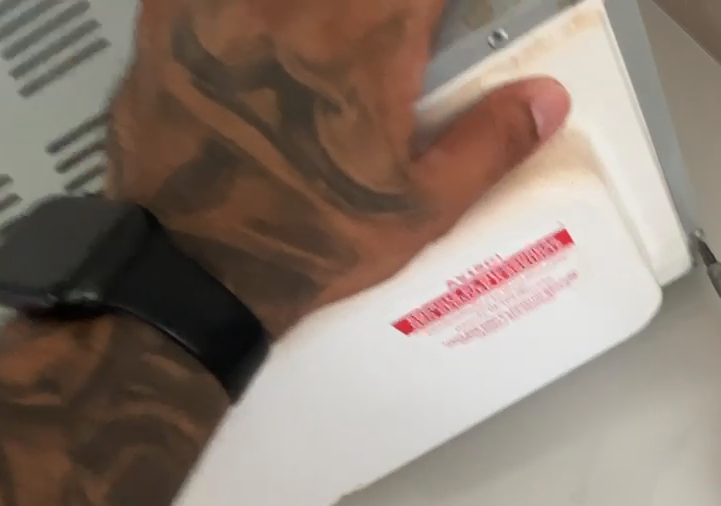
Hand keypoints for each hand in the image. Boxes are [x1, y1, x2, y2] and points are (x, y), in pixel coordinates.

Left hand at [108, 0, 571, 332]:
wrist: (204, 263)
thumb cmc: (317, 237)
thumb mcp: (425, 207)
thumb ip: (490, 143)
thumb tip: (548, 100)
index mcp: (365, 48)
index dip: (449, 2)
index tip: (457, 19)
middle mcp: (295, 7)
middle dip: (397, 9)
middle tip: (407, 42)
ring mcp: (227, 1)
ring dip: (343, 13)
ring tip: (350, 49)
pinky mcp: (172, 10)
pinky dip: (271, 9)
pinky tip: (284, 37)